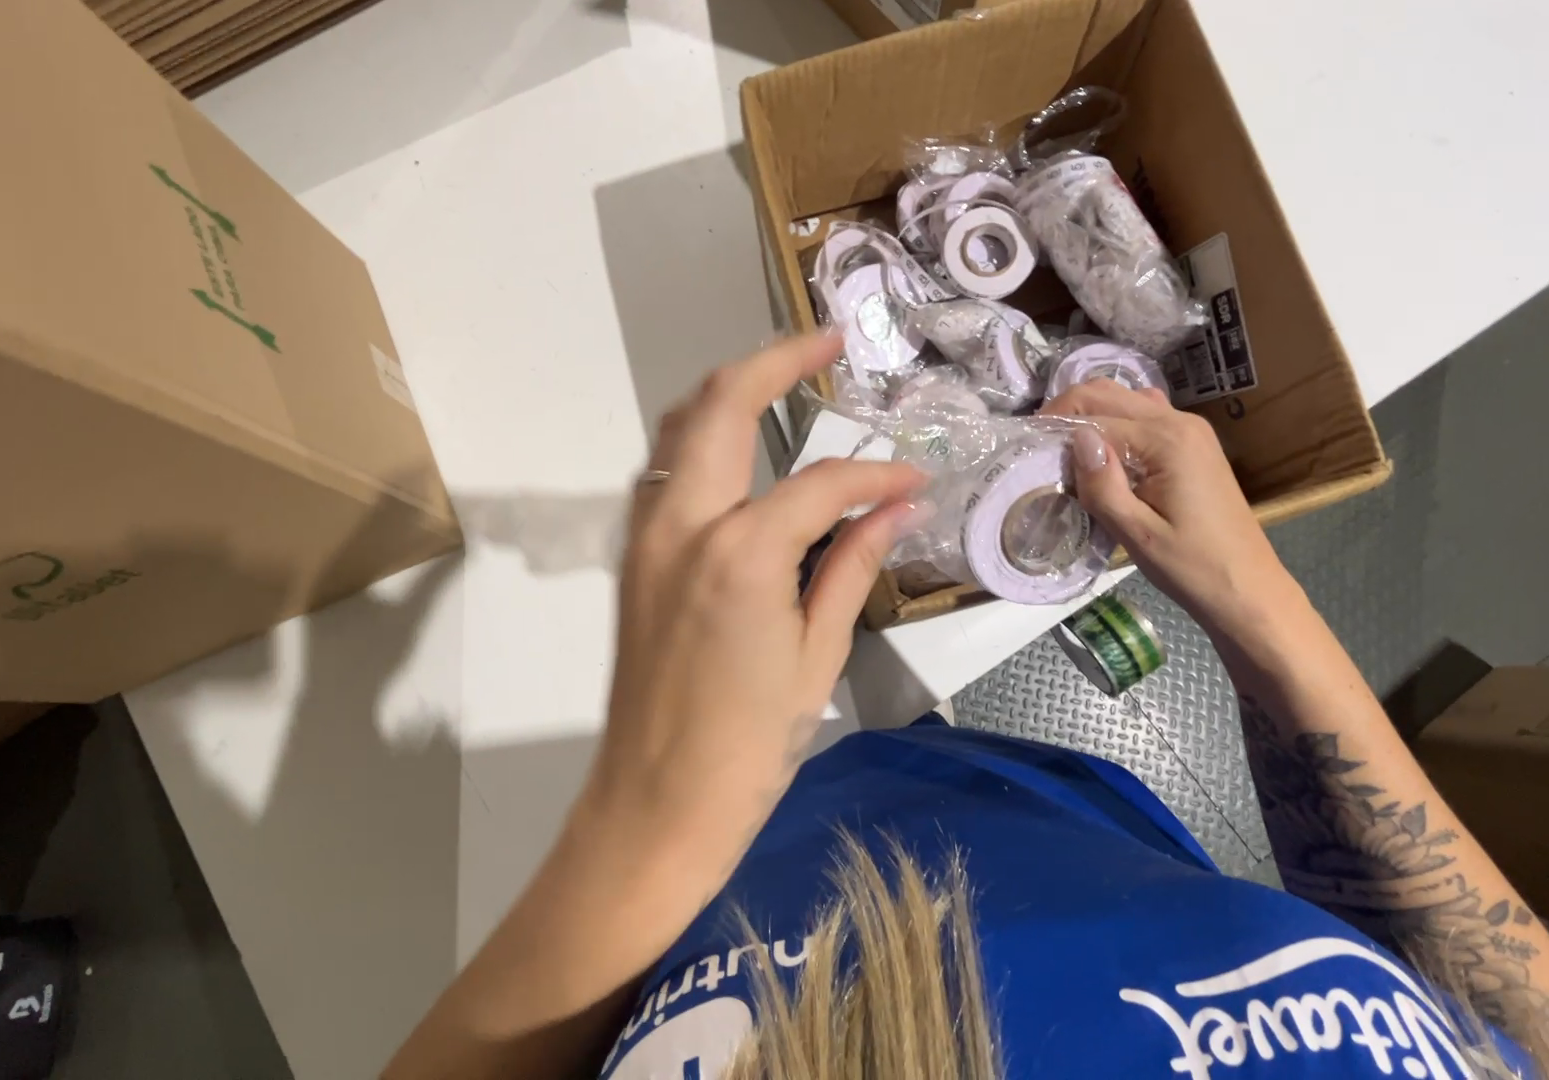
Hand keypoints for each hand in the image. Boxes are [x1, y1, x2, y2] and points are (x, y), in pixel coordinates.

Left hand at [592, 333, 926, 873]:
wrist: (655, 803)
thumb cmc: (750, 745)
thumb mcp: (818, 656)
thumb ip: (853, 566)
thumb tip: (898, 505)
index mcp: (740, 552)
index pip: (821, 483)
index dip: (876, 475)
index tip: (915, 478)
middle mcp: (682, 523)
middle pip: (721, 404)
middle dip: (776, 359)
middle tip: (828, 339)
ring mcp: (646, 535)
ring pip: (678, 428)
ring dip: (727, 391)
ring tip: (782, 377)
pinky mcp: (633, 556)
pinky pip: (665, 471)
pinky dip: (700, 440)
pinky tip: (737, 448)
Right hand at [1041, 380, 1303, 635]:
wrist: (1246, 588)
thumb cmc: (1190, 567)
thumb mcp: (1136, 533)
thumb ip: (1102, 484)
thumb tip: (1076, 436)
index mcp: (1167, 441)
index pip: (1095, 416)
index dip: (1055, 428)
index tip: (1026, 451)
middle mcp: (1180, 422)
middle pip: (1109, 393)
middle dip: (1067, 410)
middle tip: (1036, 444)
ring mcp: (1190, 430)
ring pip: (1125, 399)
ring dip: (1089, 414)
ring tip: (1063, 449)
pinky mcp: (1191, 444)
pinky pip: (1143, 416)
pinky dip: (1114, 423)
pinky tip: (1101, 453)